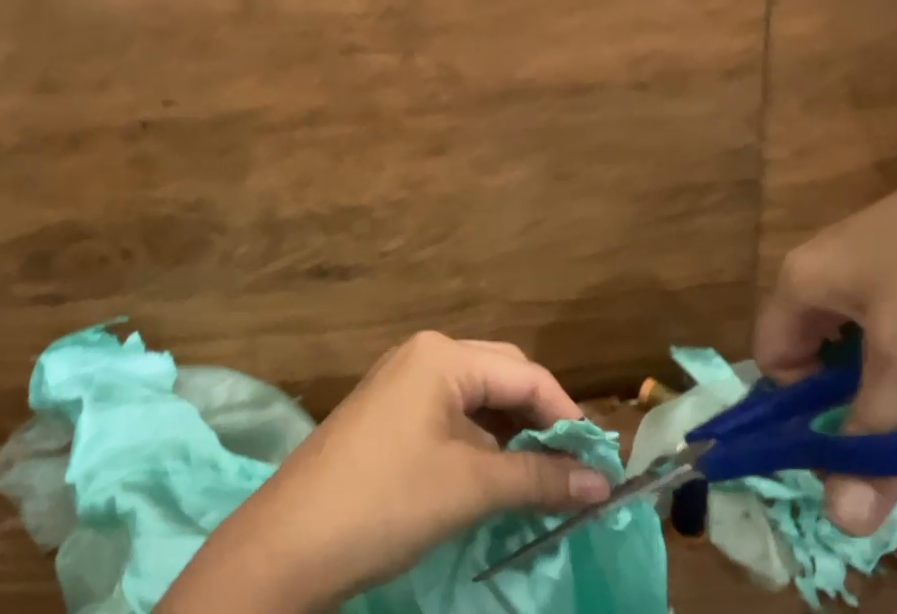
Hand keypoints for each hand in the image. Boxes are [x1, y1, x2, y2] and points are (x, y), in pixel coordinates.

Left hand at [157, 332, 612, 613]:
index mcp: (442, 356)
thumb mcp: (471, 487)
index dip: (569, 419)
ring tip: (545, 480)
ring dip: (513, 434)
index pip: (527, 375)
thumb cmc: (388, 500)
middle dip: (542, 421)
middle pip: (502, 377)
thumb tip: (601, 484)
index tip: (603, 466)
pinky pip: (450, 415)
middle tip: (577, 471)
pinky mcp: (387, 414)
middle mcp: (421, 356)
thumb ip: (540, 477)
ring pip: (477, 398)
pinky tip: (498, 476)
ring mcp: (399, 383)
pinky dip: (482, 442)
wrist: (292, 540)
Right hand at [754, 115, 896, 535]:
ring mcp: (872, 250)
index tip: (855, 454)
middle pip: (813, 347)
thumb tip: (840, 523)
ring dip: (886, 376)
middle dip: (848, 399)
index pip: (771, 359)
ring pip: (859, 332)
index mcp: (799, 280)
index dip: (800, 413)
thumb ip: (873, 438)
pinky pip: (895, 311)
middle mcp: (823, 262)